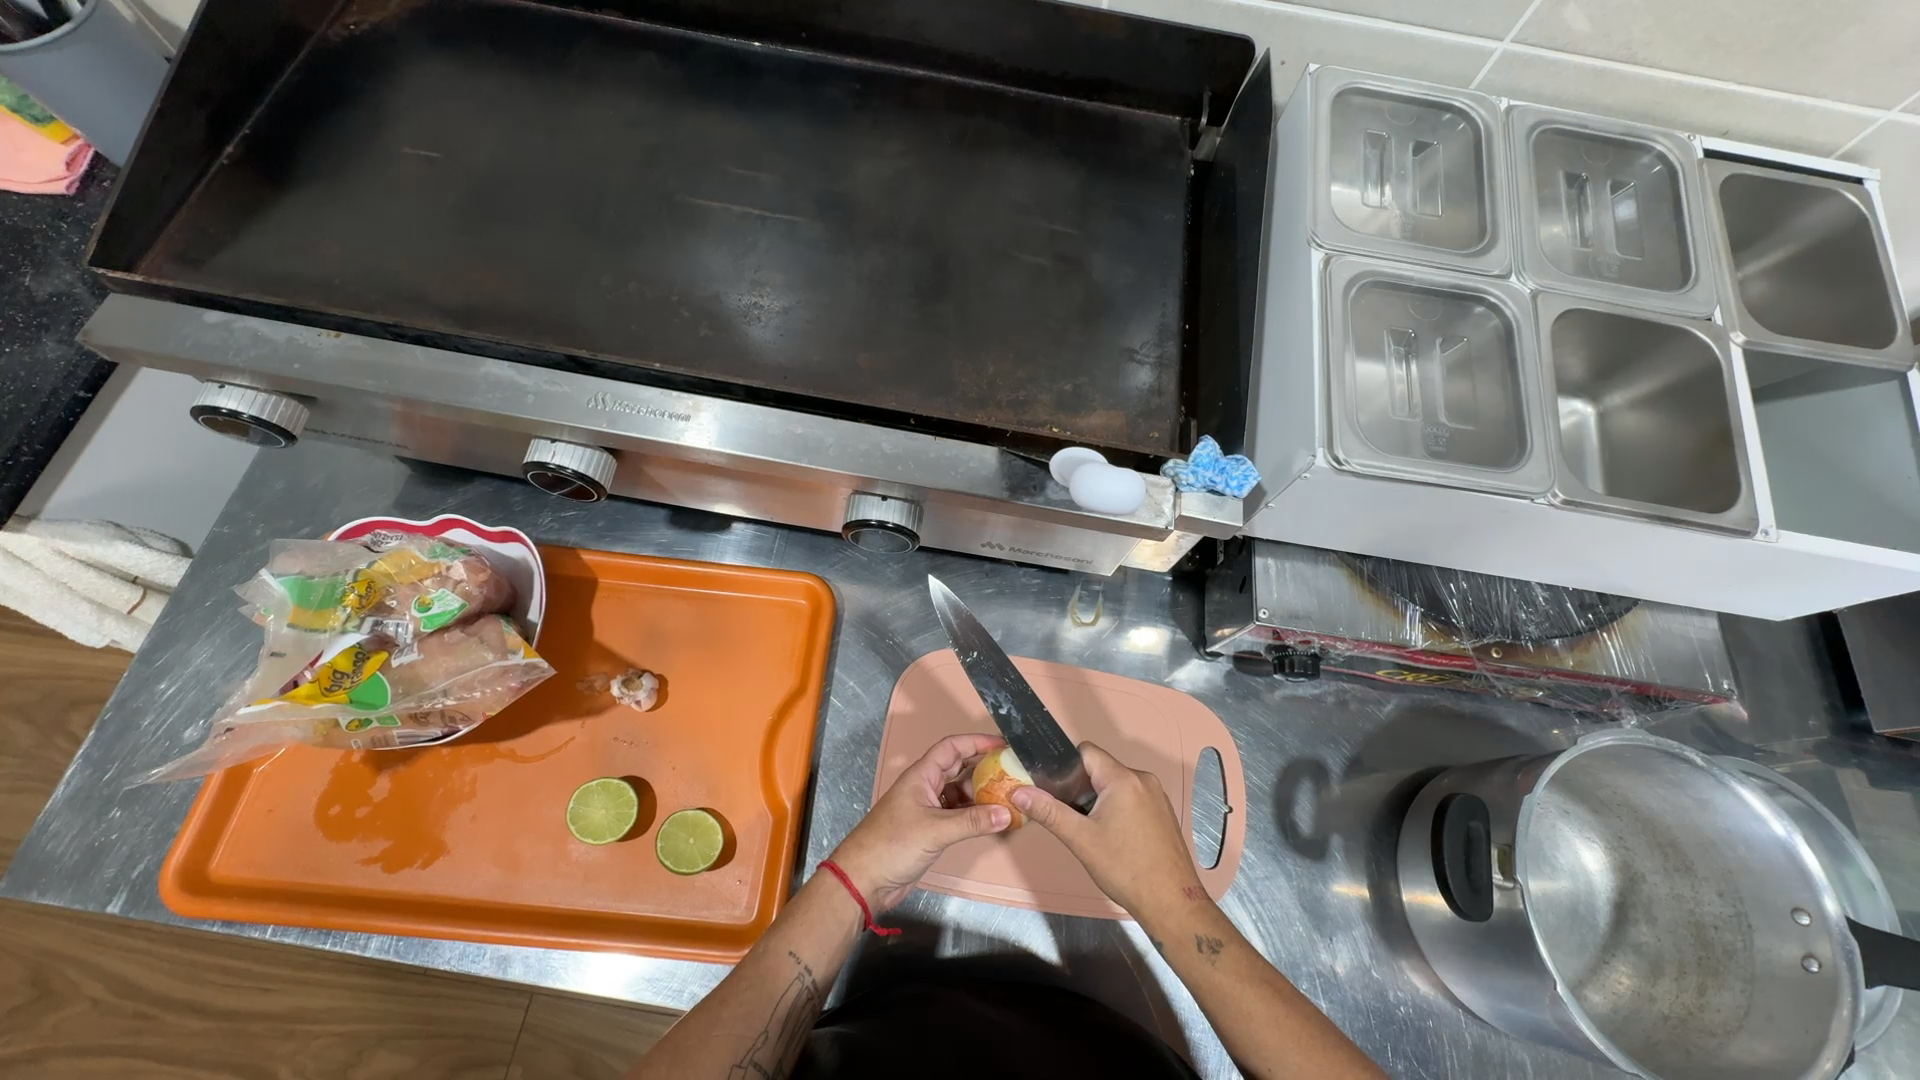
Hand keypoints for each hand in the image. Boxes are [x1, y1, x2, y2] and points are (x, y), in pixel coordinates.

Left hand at [828, 733, 1012, 910]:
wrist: (864, 880)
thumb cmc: (893, 844)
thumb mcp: (935, 830)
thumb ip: (972, 821)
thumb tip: (1007, 813)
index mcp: (921, 775)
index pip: (952, 747)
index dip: (976, 742)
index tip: (1002, 745)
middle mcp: (926, 787)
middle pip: (958, 768)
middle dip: (983, 767)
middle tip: (1011, 770)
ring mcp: (928, 809)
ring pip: (959, 793)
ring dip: (981, 793)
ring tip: (1008, 796)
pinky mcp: (930, 830)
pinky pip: (958, 814)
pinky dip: (974, 815)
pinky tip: (992, 820)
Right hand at [1012, 741, 1201, 918]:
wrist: (1171, 903)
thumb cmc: (1125, 868)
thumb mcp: (1081, 840)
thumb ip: (1049, 812)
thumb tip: (1018, 792)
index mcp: (1123, 779)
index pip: (1086, 752)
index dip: (1065, 766)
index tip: (1052, 788)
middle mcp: (1143, 779)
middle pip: (1101, 769)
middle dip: (1080, 787)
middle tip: (1066, 814)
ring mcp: (1157, 796)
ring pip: (1116, 784)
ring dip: (1097, 799)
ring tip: (1087, 828)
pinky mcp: (1163, 812)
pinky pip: (1132, 797)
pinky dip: (1116, 808)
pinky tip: (1111, 836)